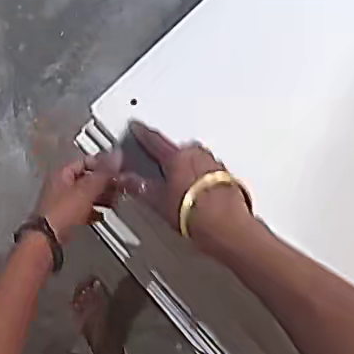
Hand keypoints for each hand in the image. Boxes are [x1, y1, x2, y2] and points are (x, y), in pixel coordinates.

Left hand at [34, 151, 127, 241]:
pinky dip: (93, 212)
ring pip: (86, 195)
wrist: (49, 239)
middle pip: (87, 179)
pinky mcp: (65, 218)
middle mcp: (61, 185)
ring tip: (113, 202)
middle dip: (104, 184)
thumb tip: (116, 156)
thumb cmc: (63, 211)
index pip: (86, 161)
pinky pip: (83, 210)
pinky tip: (101, 216)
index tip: (116, 172)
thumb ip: (103, 173)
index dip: (102, 165)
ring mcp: (62, 202)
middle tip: (117, 188)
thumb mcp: (87, 189)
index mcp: (63, 173)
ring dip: (101, 198)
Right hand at [126, 121, 252, 242]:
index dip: (142, 134)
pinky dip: (201, 180)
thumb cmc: (196, 212)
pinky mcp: (227, 178)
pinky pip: (209, 173)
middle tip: (159, 172)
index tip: (137, 127)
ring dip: (186, 169)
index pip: (154, 140)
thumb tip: (126, 180)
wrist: (227, 227)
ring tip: (178, 191)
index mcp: (178, 156)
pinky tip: (197, 195)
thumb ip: (139, 187)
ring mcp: (214, 165)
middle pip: (178, 150)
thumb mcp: (158, 201)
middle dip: (168, 158)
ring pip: (195, 160)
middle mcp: (198, 155)